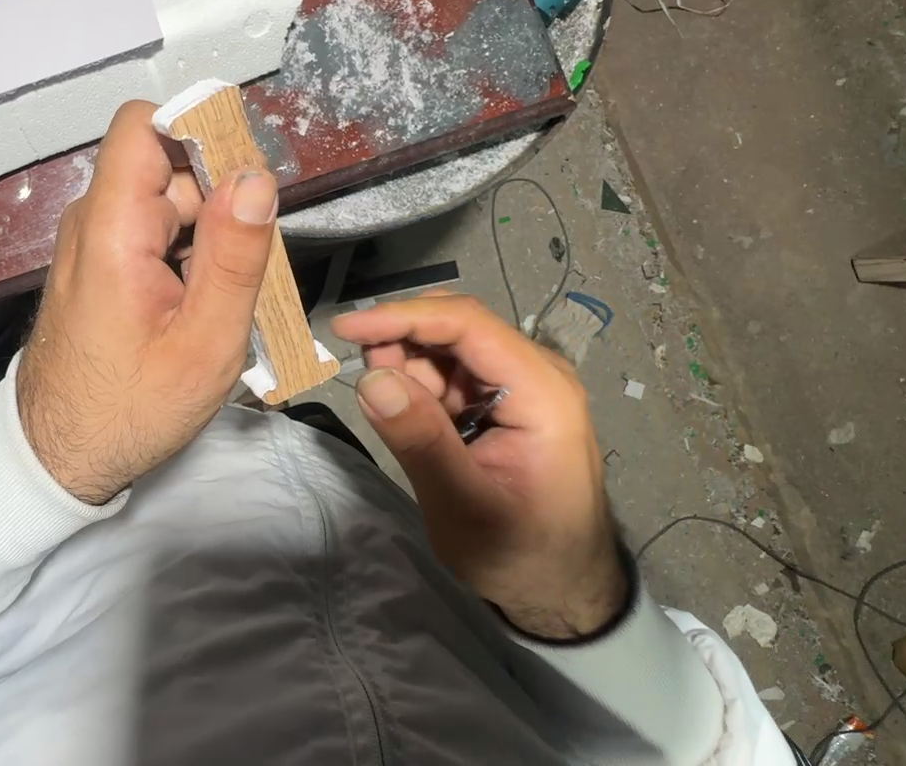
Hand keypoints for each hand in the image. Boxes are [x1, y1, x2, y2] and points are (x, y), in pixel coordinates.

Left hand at [17, 101, 278, 504]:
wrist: (59, 453)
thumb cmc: (131, 409)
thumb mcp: (205, 343)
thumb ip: (234, 255)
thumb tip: (256, 177)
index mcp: (112, 228)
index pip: (143, 125)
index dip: (196, 130)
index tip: (245, 176)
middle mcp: (93, 220)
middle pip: (165, 166)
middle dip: (217, 198)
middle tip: (248, 266)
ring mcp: (92, 241)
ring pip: (164, 200)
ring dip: (206, 232)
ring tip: (223, 296)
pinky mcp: (97, 262)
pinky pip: (150, 230)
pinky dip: (184, 252)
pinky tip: (199, 302)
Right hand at [329, 294, 626, 639]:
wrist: (561, 589)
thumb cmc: (521, 554)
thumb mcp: (464, 507)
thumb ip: (421, 441)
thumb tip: (371, 379)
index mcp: (542, 393)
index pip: (466, 324)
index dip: (402, 317)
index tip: (344, 330)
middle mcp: (536, 372)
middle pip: (454, 325)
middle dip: (400, 343)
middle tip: (370, 389)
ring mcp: (520, 382)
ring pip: (445, 343)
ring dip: (407, 368)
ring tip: (400, 422)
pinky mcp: (502, 396)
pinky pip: (448, 369)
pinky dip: (418, 385)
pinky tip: (416, 422)